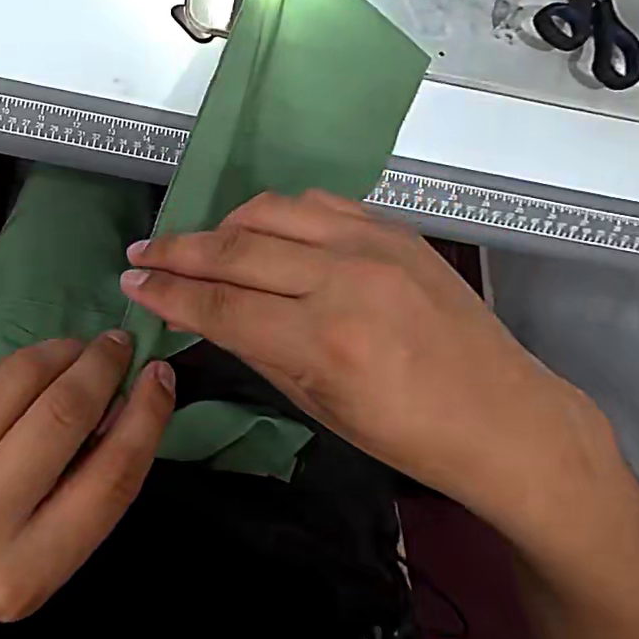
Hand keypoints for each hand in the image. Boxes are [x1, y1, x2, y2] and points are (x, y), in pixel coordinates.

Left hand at [0, 333, 175, 638]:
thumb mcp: (56, 554)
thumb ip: (95, 484)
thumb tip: (126, 400)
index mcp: (29, 570)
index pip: (108, 479)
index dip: (146, 418)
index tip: (162, 376)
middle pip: (61, 416)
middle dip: (102, 368)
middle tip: (122, 345)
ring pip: (21, 379)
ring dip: (66, 351)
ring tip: (87, 347)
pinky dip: (31, 359)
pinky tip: (48, 360)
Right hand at [119, 190, 609, 515]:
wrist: (506, 417)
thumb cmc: (407, 435)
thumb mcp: (318, 406)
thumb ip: (253, 348)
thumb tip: (202, 313)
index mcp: (325, 343)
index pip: (219, 305)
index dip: (167, 293)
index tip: (132, 282)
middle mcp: (345, 280)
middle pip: (235, 250)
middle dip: (177, 251)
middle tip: (142, 253)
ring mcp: (373, 245)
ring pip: (269, 212)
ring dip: (222, 225)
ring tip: (200, 244)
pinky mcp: (393, 229)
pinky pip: (315, 203)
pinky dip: (275, 214)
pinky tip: (262, 232)